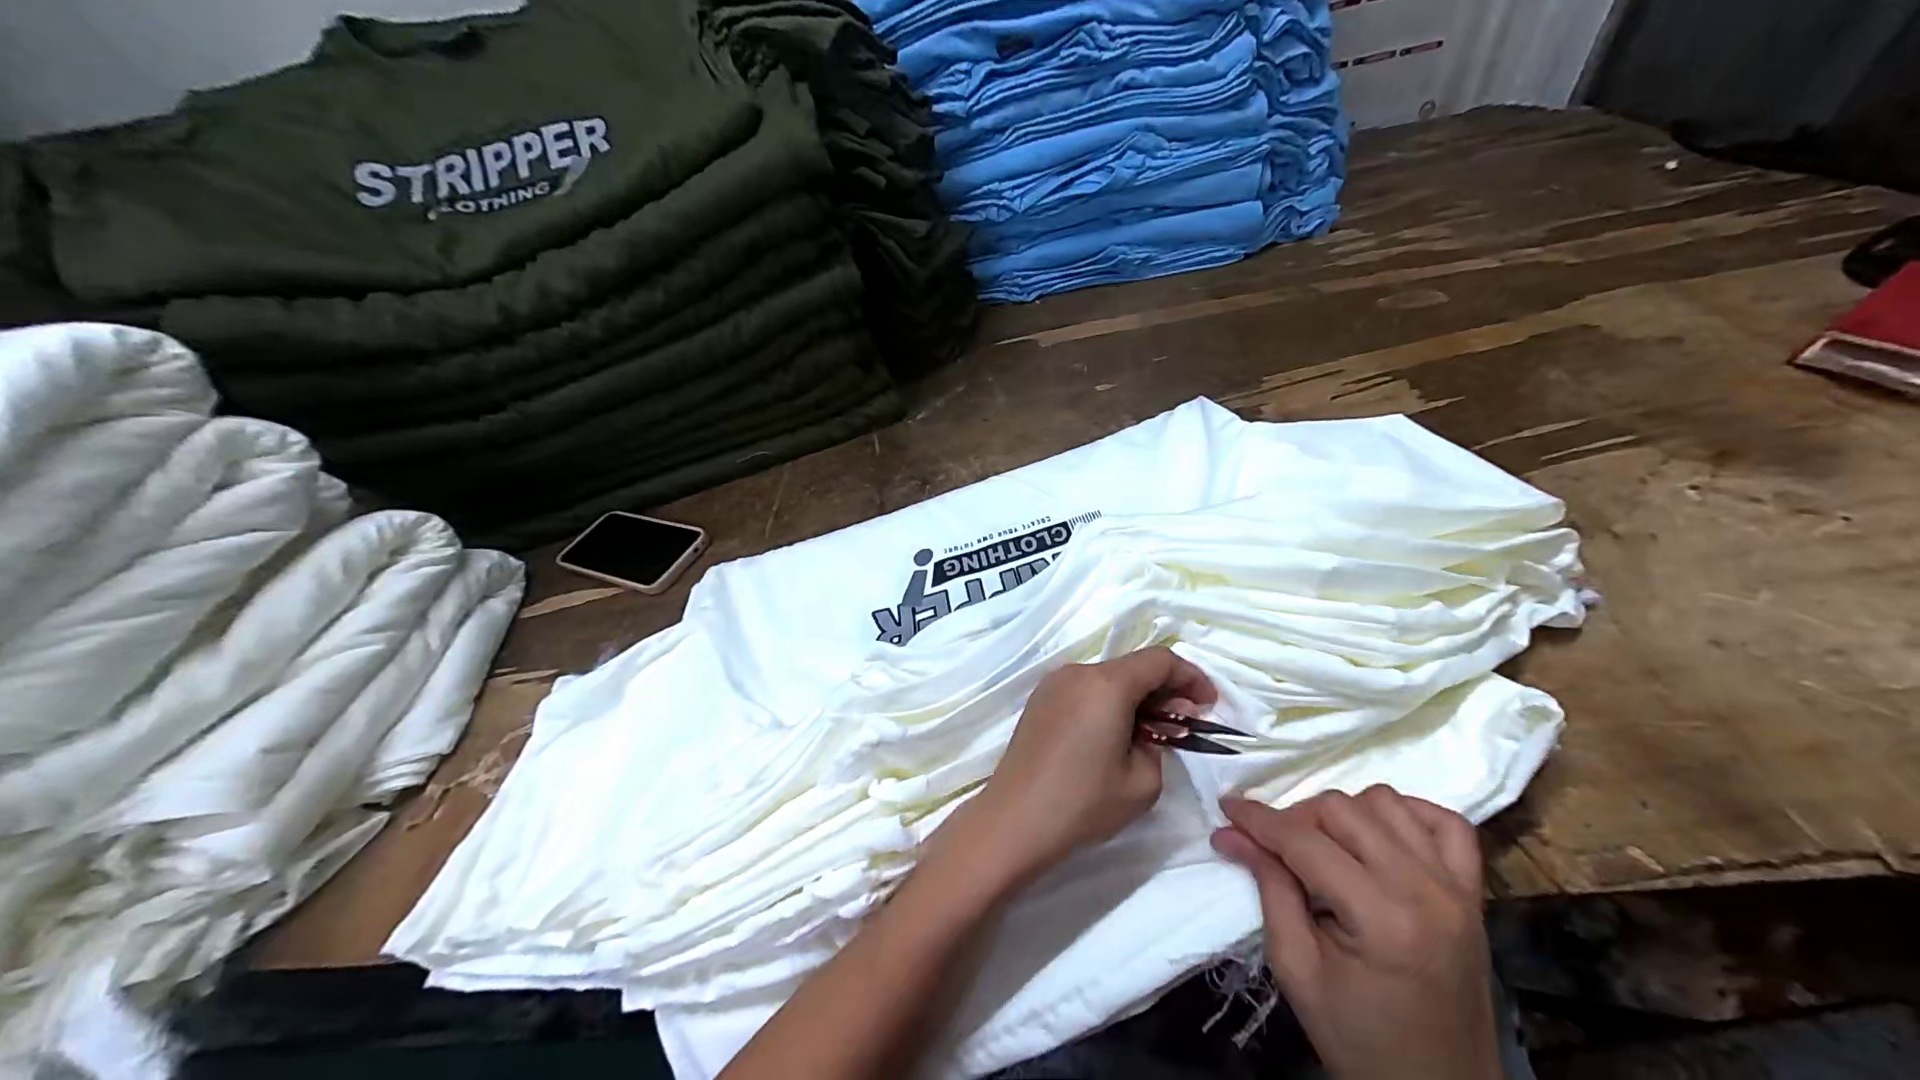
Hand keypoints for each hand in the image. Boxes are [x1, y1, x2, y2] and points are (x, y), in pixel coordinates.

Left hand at [952, 647, 1215, 892]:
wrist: (1014, 821)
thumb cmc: (1082, 802)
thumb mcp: (1143, 780)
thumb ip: (1158, 746)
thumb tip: (1146, 732)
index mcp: (1106, 684)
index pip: (1160, 661)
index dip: (1191, 678)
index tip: (1208, 705)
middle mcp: (1077, 672)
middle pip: (1132, 667)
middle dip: (1165, 690)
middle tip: (1184, 725)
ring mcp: (1053, 685)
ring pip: (1108, 678)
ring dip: (1136, 697)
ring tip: (1151, 734)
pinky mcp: (1039, 701)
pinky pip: (1085, 690)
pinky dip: (1109, 703)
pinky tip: (1116, 735)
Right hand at [1211, 787, 1502, 1079]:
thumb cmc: (1357, 1037)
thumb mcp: (1296, 968)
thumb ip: (1268, 888)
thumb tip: (1230, 833)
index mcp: (1382, 919)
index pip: (1305, 841)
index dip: (1258, 819)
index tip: (1226, 808)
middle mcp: (1426, 890)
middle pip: (1342, 809)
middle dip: (1296, 818)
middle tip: (1273, 846)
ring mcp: (1458, 888)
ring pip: (1386, 802)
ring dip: (1344, 814)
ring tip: (1324, 848)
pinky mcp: (1474, 892)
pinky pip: (1445, 821)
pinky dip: (1407, 814)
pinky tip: (1379, 836)